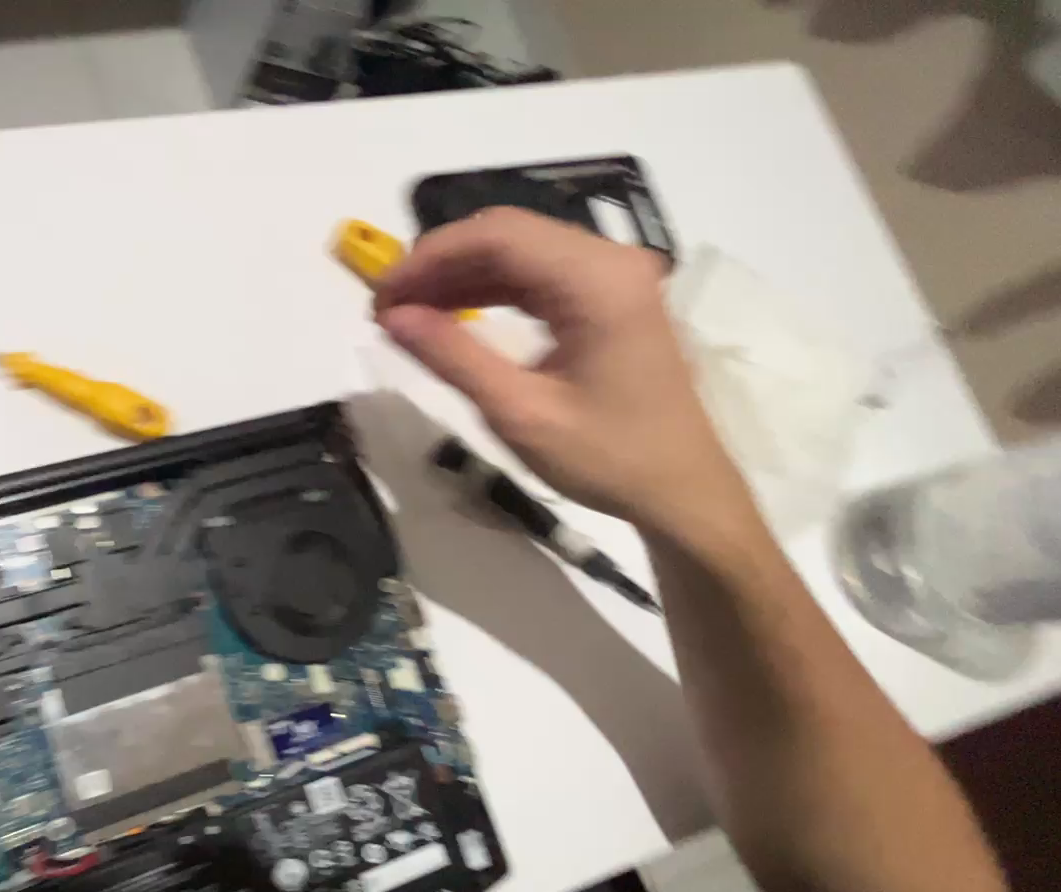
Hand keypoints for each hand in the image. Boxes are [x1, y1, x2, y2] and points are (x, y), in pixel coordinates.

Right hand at [374, 208, 759, 546]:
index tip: (381, 298)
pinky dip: (486, 291)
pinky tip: (448, 315)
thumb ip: (453, 357)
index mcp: (597, 280)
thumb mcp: (519, 412)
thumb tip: (391, 318)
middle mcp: (609, 261)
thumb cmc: (605, 457)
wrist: (679, 489)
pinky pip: (534, 276)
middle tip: (386, 309)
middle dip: (437, 264)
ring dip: (457, 277)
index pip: (497, 236)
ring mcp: (611, 277)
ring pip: (516, 253)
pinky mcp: (605, 298)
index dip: (428, 257)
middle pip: (506, 235)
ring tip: (406, 314)